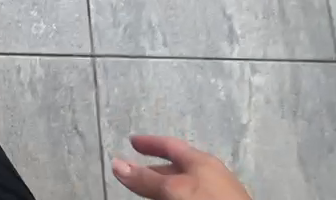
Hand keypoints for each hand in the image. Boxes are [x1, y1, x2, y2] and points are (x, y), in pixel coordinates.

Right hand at [111, 136, 252, 199]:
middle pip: (178, 167)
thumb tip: (115, 164)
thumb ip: (146, 179)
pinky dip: (179, 198)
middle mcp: (212, 174)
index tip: (131, 142)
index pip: (170, 144)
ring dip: (167, 189)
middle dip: (155, 171)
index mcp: (201, 160)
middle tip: (136, 175)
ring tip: (150, 195)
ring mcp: (221, 194)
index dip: (149, 143)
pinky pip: (195, 198)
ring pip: (187, 186)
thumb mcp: (173, 191)